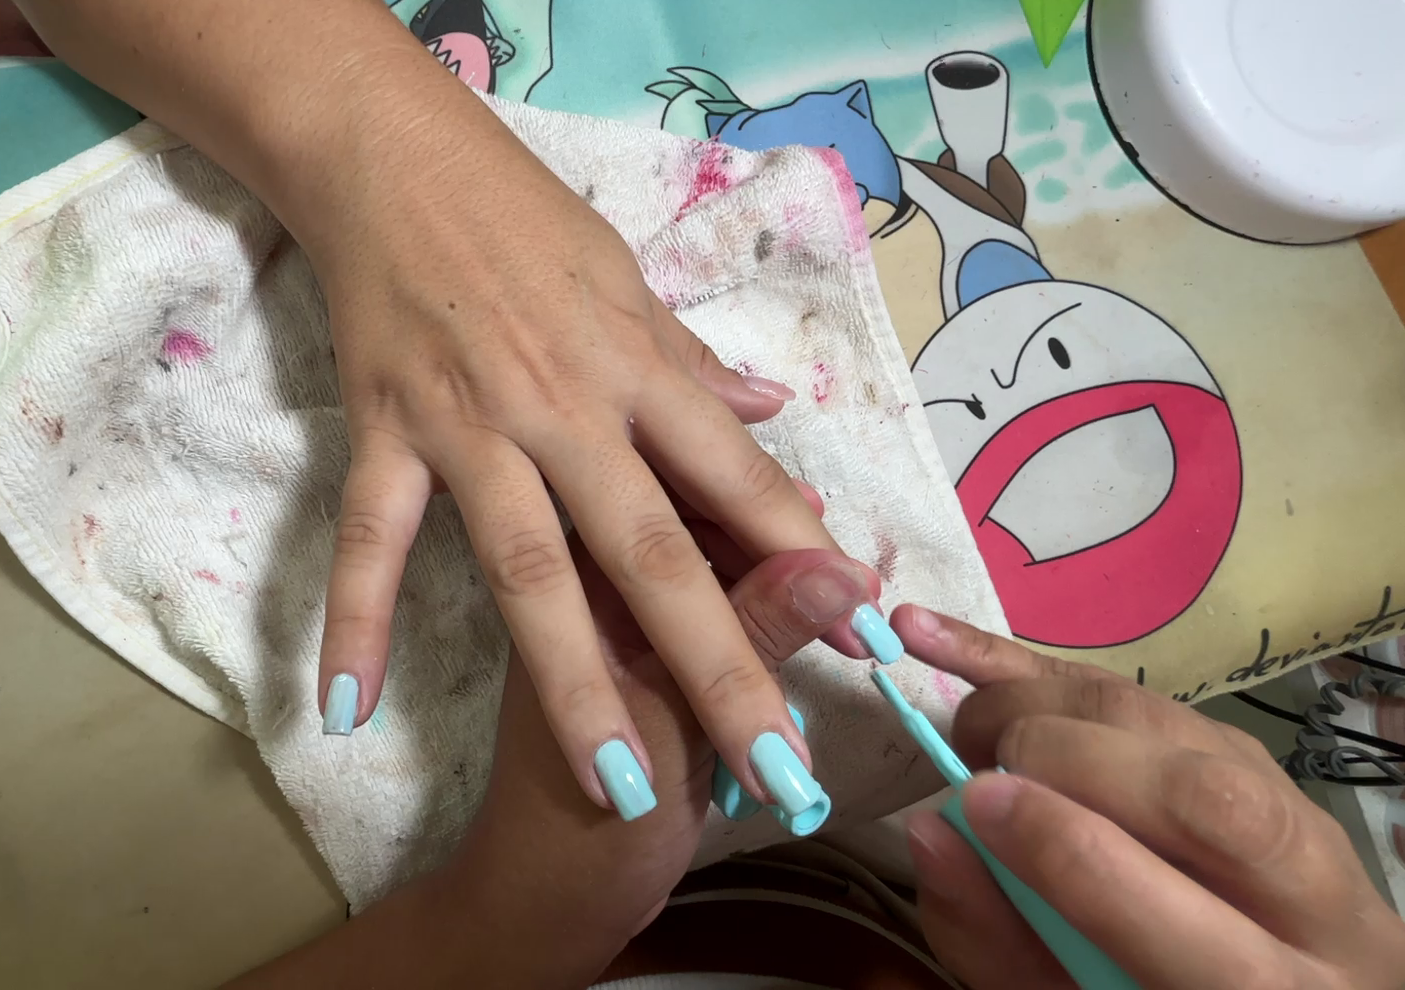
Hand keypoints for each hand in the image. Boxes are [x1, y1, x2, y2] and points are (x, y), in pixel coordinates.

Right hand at [310, 113, 860, 825]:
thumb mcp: (623, 275)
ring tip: (618, 789)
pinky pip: (369, 540)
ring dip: (574, 684)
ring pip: (528, 572)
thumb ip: (689, 358)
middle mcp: (565, 409)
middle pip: (654, 554)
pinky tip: (344, 705)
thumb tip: (769, 404)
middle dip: (723, 670)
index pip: (739, 478)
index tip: (864, 646)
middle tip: (781, 778)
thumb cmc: (518, 214)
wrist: (394, 159)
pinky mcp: (384, 434)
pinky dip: (353, 619)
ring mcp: (469, 429)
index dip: (808, 562)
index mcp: (635, 367)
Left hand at [438, 524, 881, 980]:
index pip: (663, 499)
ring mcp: (624, 616)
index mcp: (578, 571)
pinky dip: (760, 619)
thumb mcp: (680, 716)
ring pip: (707, 570)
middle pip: (692, 528)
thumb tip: (843, 567)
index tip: (827, 524)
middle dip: (771, 542)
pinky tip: (807, 622)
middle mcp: (596, 576)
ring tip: (846, 591)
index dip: (745, 506)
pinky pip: (711, 614)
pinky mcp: (649, 654)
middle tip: (853, 569)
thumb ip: (753, 637)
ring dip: (773, 581)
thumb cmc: (592, 814)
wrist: (551, 904)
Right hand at [890, 606, 1404, 989]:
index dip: (1060, 843)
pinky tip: (930, 632)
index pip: (1185, 911)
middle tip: (970, 762)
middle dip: (1055, 754)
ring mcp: (1285, 801)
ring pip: (1154, 713)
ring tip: (970, 734)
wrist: (1228, 981)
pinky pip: (1116, 683)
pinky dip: (1012, 659)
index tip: (968, 800)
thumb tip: (928, 829)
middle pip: (1200, 794)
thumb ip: (992, 937)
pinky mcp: (1225, 742)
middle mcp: (1318, 898)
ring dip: (1033, 701)